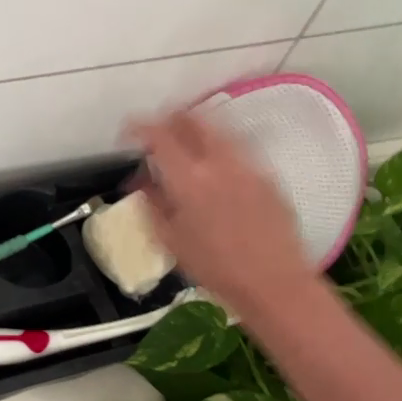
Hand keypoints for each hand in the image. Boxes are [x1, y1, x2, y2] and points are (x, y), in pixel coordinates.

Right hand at [130, 108, 315, 318]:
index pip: (158, 135)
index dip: (138, 126)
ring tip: (185, 145)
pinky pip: (238, 150)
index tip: (128, 132)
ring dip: (196, 129)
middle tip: (157, 130)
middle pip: (193, 117)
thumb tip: (141, 183)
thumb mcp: (169, 240)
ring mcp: (249, 166)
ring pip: (219, 128)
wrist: (273, 283)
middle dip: (170, 117)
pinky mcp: (269, 176)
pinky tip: (215, 170)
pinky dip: (219, 149)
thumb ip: (151, 203)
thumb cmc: (214, 269)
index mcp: (189, 180)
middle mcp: (221, 163)